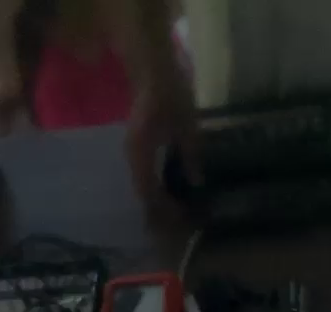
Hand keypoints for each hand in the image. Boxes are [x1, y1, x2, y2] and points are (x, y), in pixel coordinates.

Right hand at [124, 72, 201, 213]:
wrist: (152, 68)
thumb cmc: (170, 92)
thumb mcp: (187, 125)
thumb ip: (191, 155)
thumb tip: (197, 182)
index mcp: (141, 152)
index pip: (149, 191)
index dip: (163, 209)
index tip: (180, 220)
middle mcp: (133, 156)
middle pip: (143, 194)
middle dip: (159, 212)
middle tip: (178, 225)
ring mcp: (133, 153)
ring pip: (142, 187)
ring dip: (157, 203)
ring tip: (174, 215)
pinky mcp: (137, 149)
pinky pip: (144, 177)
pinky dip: (156, 190)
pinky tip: (169, 196)